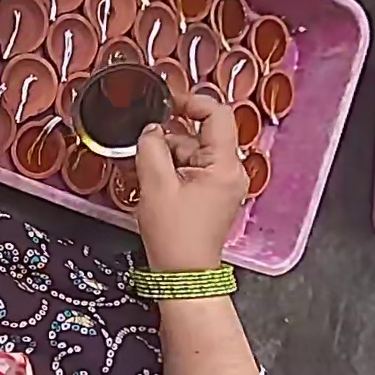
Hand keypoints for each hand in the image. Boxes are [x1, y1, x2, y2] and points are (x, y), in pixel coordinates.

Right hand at [134, 92, 246, 270]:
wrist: (183, 273)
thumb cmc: (174, 234)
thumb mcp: (155, 185)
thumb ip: (151, 148)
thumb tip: (149, 130)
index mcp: (225, 165)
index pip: (217, 114)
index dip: (191, 101)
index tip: (166, 102)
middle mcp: (231, 171)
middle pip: (201, 135)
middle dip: (170, 137)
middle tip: (143, 145)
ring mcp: (222, 183)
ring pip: (193, 152)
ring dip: (167, 155)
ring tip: (144, 172)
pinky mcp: (212, 194)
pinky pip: (192, 169)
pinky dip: (171, 170)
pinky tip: (152, 181)